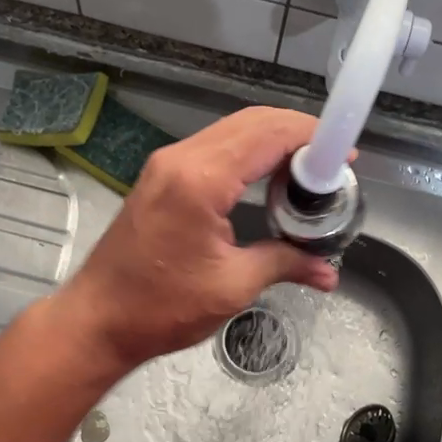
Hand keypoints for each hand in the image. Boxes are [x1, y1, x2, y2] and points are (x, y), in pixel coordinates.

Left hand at [54, 107, 339, 373]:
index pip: (266, 135)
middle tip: (331, 161)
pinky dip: (247, 152)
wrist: (98, 320)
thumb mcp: (233, 286)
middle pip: (250, 122)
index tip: (344, 155)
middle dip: (295, 133)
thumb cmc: (161, 307)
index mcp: (200, 180)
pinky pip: (213, 148)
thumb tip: (328, 272)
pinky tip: (268, 177)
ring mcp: (166, 165)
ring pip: (231, 131)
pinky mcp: (160, 177)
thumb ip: (285, 264)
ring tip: (307, 169)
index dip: (310, 138)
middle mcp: (181, 159)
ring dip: (271, 140)